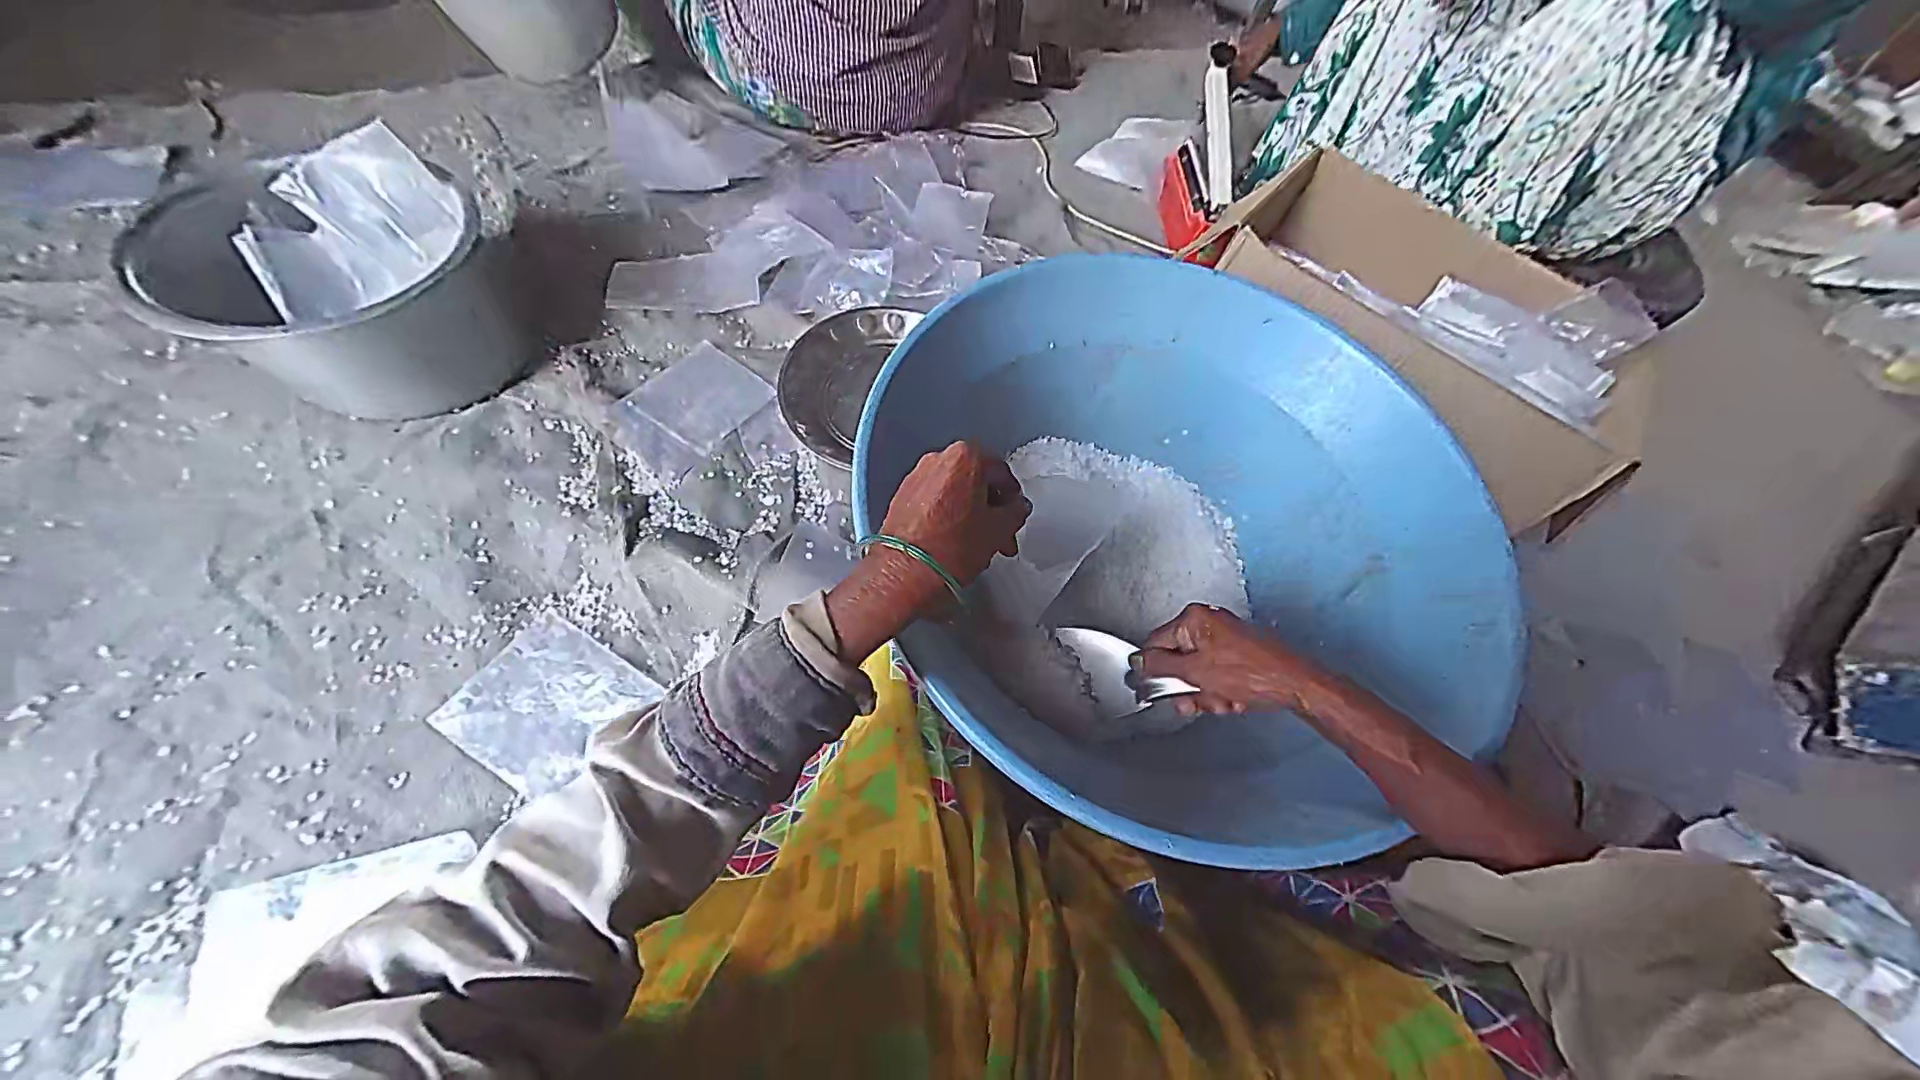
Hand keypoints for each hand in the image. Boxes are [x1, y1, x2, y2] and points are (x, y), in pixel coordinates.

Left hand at [879, 440, 1030, 588]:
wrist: (907, 572)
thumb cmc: (946, 549)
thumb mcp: (999, 529)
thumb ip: (1015, 512)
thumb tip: (1015, 509)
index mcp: (964, 458)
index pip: (1001, 470)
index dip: (1012, 495)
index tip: (1015, 510)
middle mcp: (937, 461)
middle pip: (974, 480)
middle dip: (990, 507)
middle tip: (999, 529)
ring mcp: (916, 479)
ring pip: (954, 492)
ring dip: (969, 513)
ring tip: (978, 541)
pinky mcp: (902, 498)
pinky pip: (934, 502)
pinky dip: (947, 516)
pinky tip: (954, 541)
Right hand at [1137, 604, 1335, 717]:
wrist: (1296, 685)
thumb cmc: (1253, 673)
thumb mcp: (1195, 673)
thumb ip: (1160, 666)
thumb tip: (1139, 662)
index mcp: (1193, 619)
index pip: (1156, 644)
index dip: (1156, 670)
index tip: (1157, 688)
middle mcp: (1208, 623)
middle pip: (1178, 661)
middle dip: (1188, 687)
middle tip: (1196, 700)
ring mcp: (1224, 639)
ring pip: (1198, 674)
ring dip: (1206, 694)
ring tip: (1224, 700)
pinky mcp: (1238, 655)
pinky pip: (1216, 676)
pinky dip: (1221, 691)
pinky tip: (1234, 699)